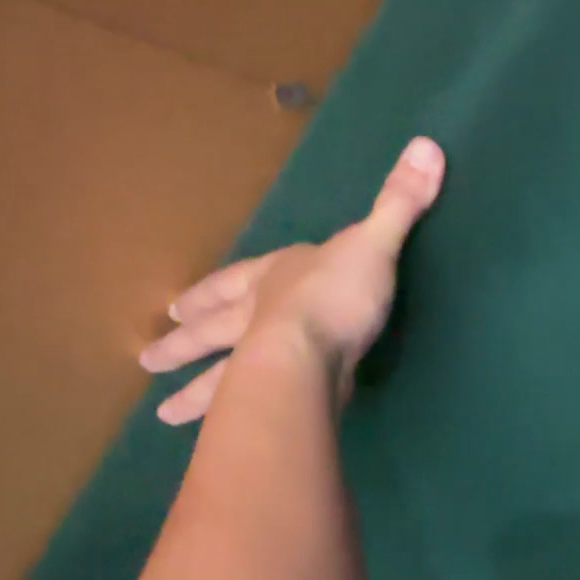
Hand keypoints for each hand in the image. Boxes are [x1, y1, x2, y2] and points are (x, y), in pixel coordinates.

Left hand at [139, 136, 446, 423]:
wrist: (312, 350)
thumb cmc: (337, 293)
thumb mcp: (375, 241)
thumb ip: (400, 202)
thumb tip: (428, 145)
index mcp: (276, 277)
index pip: (239, 280)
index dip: (213, 291)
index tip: (179, 308)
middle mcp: (257, 316)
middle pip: (216, 328)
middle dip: (186, 344)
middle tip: (151, 361)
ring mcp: (262, 359)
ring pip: (221, 375)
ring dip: (198, 393)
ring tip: (167, 414)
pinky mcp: (276, 397)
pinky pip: (252, 406)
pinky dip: (237, 418)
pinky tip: (229, 433)